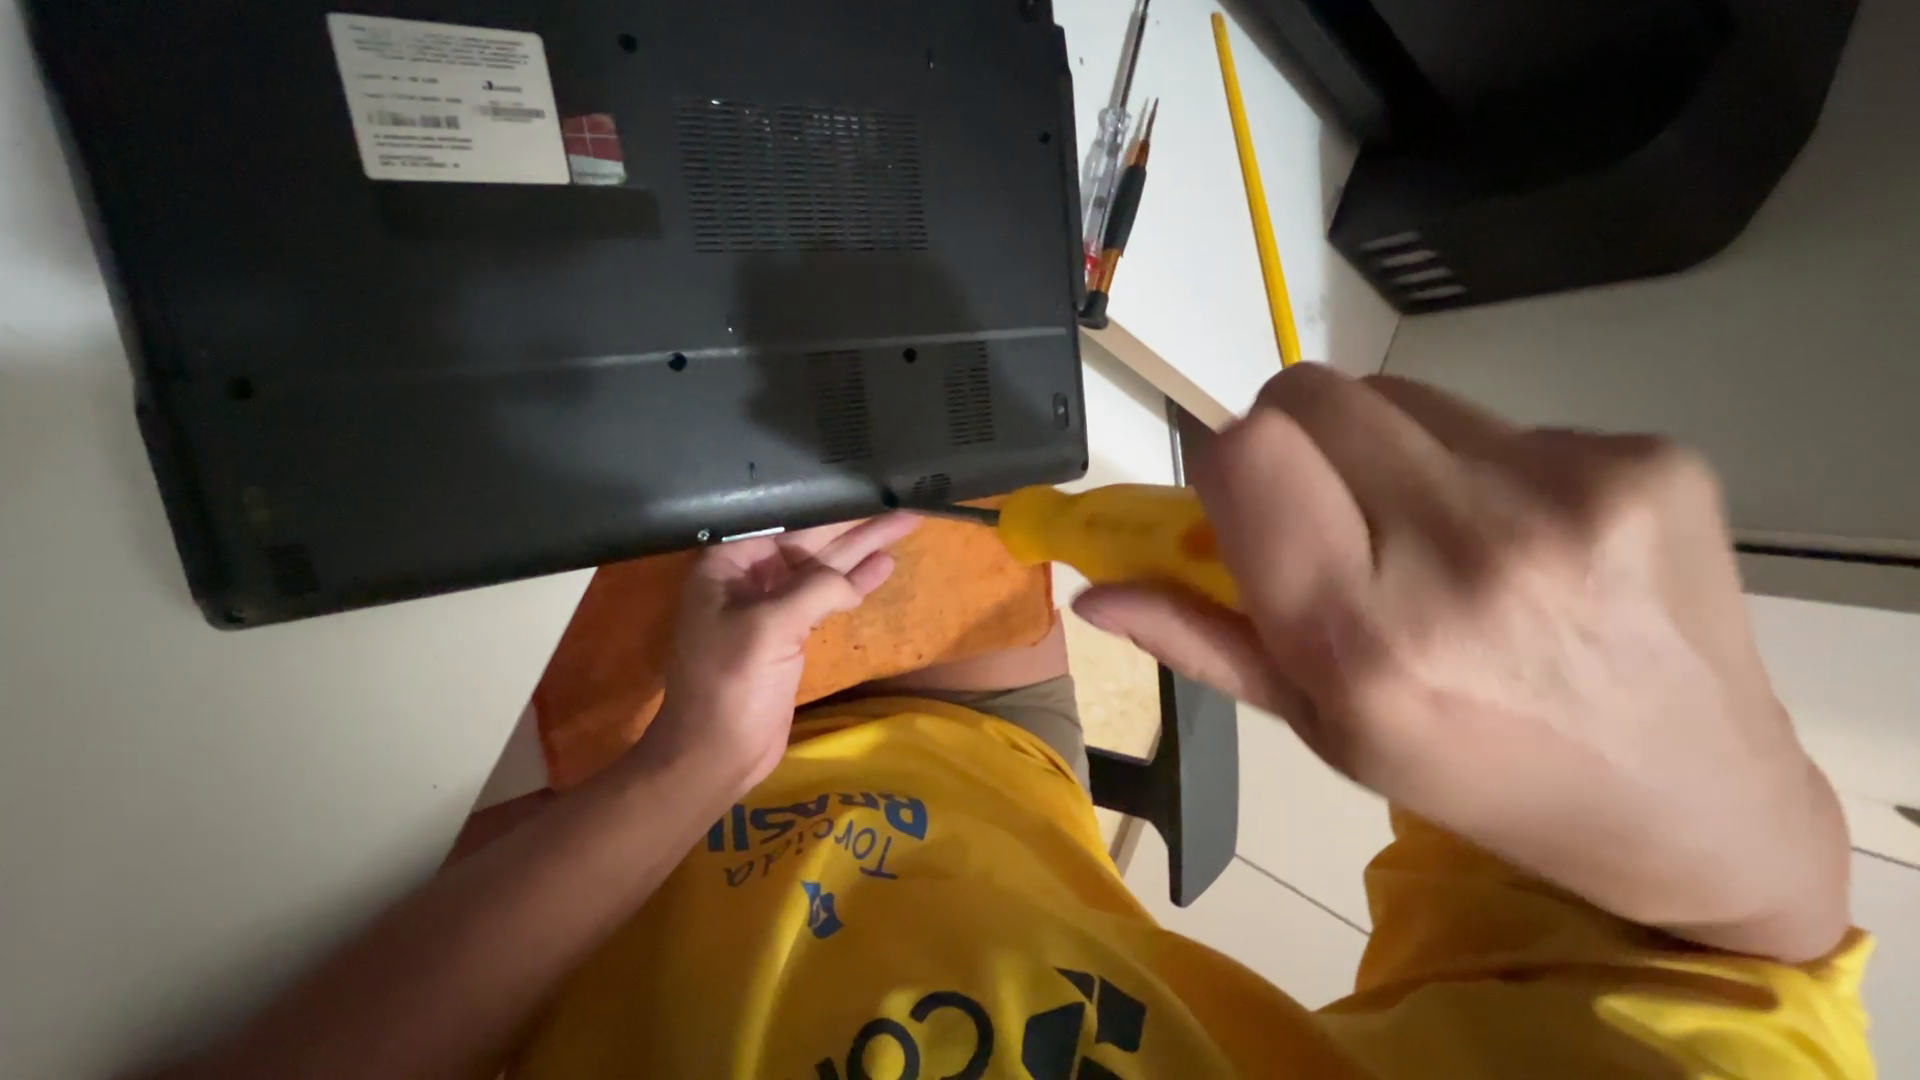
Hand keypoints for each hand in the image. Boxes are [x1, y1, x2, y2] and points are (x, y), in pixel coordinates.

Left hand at [646, 514, 919, 792]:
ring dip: (862, 550)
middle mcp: (750, 577)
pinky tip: (884, 566)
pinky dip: (855, 584)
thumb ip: (815, 591)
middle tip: (900, 506)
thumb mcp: (768, 627)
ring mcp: (772, 607)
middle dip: (854, 526)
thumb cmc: (729, 684)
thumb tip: (853, 582)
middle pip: (810, 542)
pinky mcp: (791, 633)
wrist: (717, 752)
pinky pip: (827, 598)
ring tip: (905, 524)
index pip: (783, 522)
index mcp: (730, 565)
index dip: (825, 506)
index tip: (862, 488)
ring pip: (824, 569)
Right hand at [1075, 366, 1849, 961]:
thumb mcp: (1314, 723)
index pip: (1246, 454)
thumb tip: (1092, 593)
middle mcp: (1465, 551)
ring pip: (1393, 391)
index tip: (1243, 502)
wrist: (1687, 800)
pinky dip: (1469, 461)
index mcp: (1365, 635)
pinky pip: (1491, 416)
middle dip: (1287, 434)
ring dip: (1376, 445)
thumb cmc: (1463, 768)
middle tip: (1322, 504)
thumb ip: (1198, 641)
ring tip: (1425, 528)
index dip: (1225, 461)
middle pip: (1309, 393)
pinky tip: (1514, 534)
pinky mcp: (1646, 459)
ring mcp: (1568, 494)